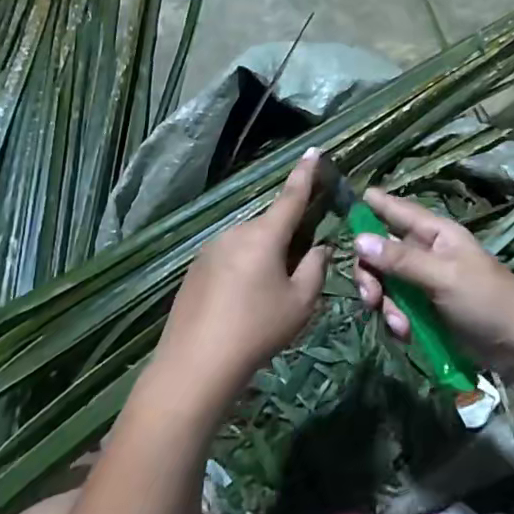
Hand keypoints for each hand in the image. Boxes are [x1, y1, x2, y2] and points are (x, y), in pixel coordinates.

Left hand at [137, 149, 331, 420]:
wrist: (197, 362)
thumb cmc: (258, 329)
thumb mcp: (301, 302)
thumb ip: (316, 268)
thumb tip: (318, 248)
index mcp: (263, 234)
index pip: (290, 197)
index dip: (305, 174)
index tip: (312, 151)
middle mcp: (234, 232)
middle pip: (269, 227)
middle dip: (286, 240)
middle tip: (297, 274)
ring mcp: (210, 250)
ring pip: (248, 245)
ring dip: (262, 258)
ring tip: (266, 299)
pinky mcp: (195, 269)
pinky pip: (228, 259)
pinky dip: (242, 271)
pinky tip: (241, 305)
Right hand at [352, 188, 513, 378]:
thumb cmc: (487, 301)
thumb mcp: (442, 277)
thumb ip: (400, 260)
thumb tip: (358, 239)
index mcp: (436, 234)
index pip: (397, 210)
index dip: (373, 205)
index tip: (346, 202)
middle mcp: (425, 253)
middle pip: (379, 252)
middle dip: (371, 276)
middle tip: (371, 298)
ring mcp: (423, 282)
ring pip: (384, 283)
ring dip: (385, 305)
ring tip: (399, 326)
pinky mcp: (423, 309)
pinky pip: (395, 307)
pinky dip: (396, 320)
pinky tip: (406, 334)